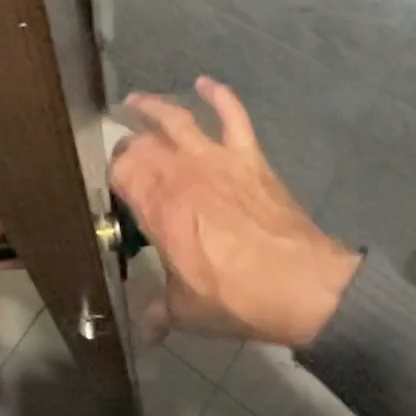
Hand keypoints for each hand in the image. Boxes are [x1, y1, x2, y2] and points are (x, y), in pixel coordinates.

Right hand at [113, 77, 361, 347]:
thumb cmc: (237, 298)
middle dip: (127, 144)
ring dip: (153, 106)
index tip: (112, 188)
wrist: (303, 286)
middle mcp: (180, 172)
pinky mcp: (248, 156)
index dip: (111, 175)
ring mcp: (216, 158)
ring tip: (135, 101)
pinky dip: (219, 95)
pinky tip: (205, 82)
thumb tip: (143, 333)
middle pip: (141, 142)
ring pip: (176, 118)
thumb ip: (158, 313)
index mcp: (159, 206)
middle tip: (122, 153)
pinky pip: (232, 115)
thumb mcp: (187, 311)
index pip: (119, 172)